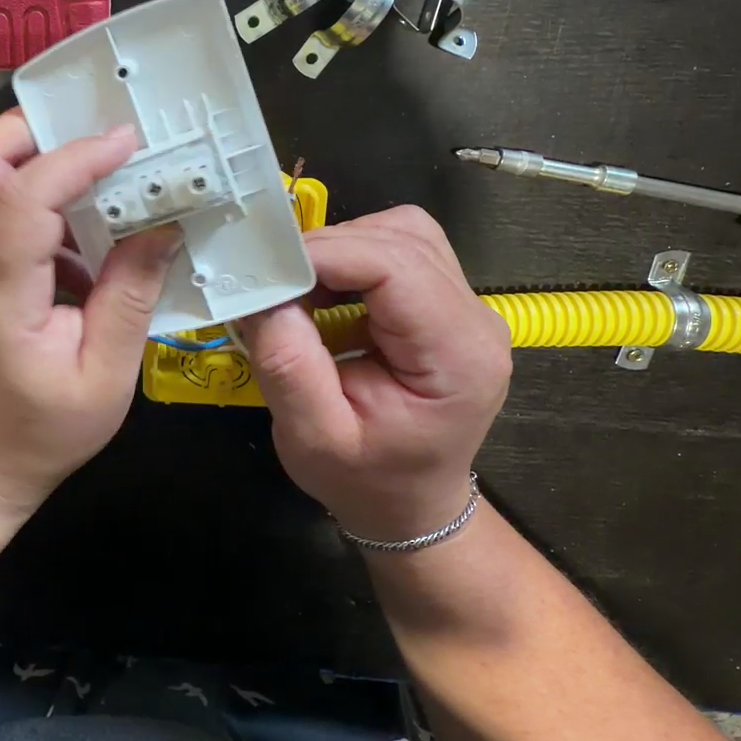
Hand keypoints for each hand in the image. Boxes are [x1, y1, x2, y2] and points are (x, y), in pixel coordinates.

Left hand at [0, 109, 178, 509]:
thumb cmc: (45, 428)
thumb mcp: (106, 375)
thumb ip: (131, 296)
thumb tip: (162, 227)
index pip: (25, 200)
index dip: (74, 160)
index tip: (127, 142)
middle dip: (30, 127)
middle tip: (92, 121)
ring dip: (34, 154)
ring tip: (100, 157)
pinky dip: (38, 193)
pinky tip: (89, 215)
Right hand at [237, 206, 511, 542]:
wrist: (409, 506)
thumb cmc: (364, 480)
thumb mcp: (312, 437)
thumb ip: (289, 366)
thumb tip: (265, 295)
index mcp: (456, 355)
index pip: (396, 265)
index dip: (326, 253)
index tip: (266, 271)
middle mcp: (474, 320)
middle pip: (403, 237)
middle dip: (328, 249)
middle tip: (274, 283)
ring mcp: (465, 309)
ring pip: (402, 234)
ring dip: (339, 250)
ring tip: (296, 290)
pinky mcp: (443, 306)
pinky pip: (397, 253)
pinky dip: (349, 260)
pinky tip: (320, 295)